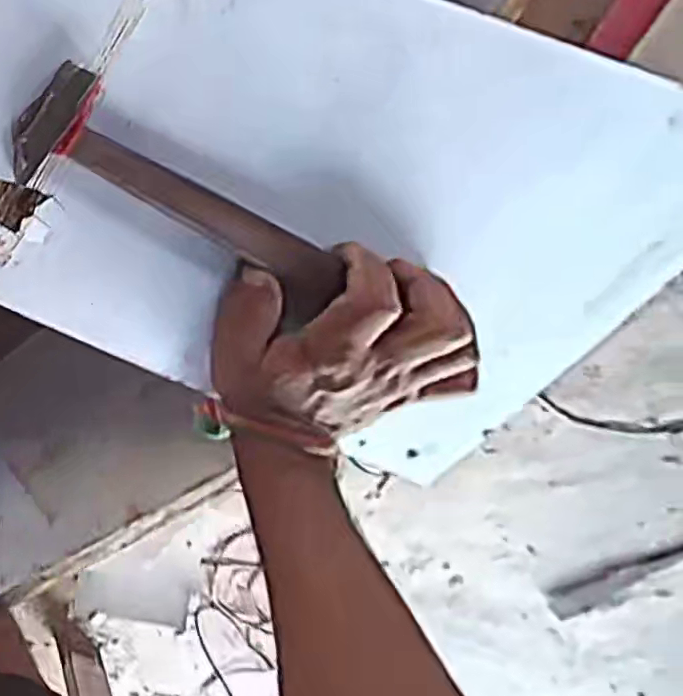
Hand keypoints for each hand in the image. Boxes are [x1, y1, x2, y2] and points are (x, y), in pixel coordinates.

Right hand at [211, 243, 478, 455]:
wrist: (279, 440)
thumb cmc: (259, 398)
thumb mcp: (233, 349)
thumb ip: (247, 309)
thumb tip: (260, 276)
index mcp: (333, 353)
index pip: (375, 301)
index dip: (367, 266)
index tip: (347, 254)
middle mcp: (378, 368)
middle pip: (437, 319)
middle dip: (419, 281)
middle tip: (389, 267)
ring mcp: (401, 382)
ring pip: (459, 343)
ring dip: (447, 307)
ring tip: (417, 289)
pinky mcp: (409, 393)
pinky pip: (460, 374)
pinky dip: (461, 349)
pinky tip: (437, 333)